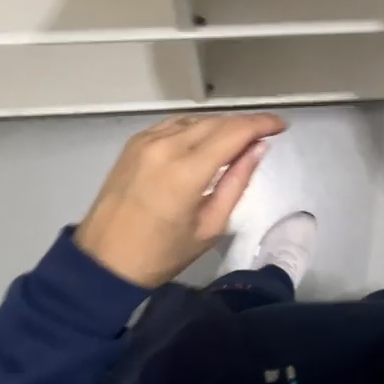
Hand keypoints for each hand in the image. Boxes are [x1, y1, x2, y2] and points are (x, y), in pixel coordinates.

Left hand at [73, 112, 287, 287]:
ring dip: (221, 125)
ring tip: (239, 138)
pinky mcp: (135, 142)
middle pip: (217, 121)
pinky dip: (196, 127)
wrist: (101, 263)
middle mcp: (166, 146)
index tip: (281, 126)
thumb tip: (259, 149)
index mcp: (186, 172)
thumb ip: (237, 182)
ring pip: (196, 119)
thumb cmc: (160, 255)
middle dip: (245, 124)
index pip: (234, 132)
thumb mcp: (209, 226)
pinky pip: (175, 124)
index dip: (262, 124)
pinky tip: (206, 140)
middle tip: (265, 135)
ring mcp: (147, 140)